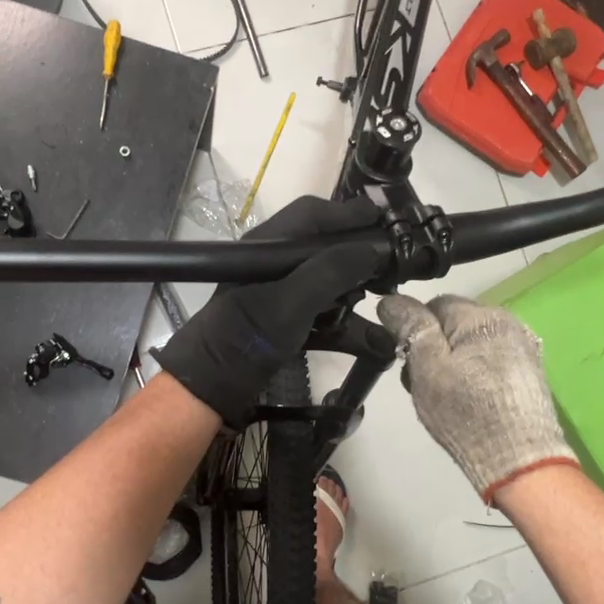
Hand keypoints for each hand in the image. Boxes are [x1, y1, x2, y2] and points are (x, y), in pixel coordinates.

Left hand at [157, 196, 386, 427]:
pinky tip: (379, 344)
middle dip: (360, 259)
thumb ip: (331, 272)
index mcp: (267, 247)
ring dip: (358, 298)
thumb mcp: (290, 302)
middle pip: (325, 250)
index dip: (349, 214)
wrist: (209, 389)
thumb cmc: (245, 337)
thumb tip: (373, 249)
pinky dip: (349, 330)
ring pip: (329, 287)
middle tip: (394, 268)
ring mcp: (280, 298)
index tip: (385, 220)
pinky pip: (324, 320)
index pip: (313, 215)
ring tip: (389, 303)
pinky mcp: (286, 327)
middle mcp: (275, 266)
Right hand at [376, 294, 577, 503]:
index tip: (407, 361)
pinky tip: (470, 402)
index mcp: (482, 316)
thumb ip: (410, 328)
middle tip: (424, 384)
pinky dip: (473, 377)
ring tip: (446, 398)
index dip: (413, 330)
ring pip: (470, 346)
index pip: (433, 305)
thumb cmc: (467, 412)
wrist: (518, 461)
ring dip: (452, 364)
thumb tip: (392, 300)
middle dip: (433, 349)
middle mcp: (508, 323)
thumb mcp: (427, 368)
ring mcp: (522, 349)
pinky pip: (489, 362)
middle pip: (454, 325)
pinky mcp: (528, 374)